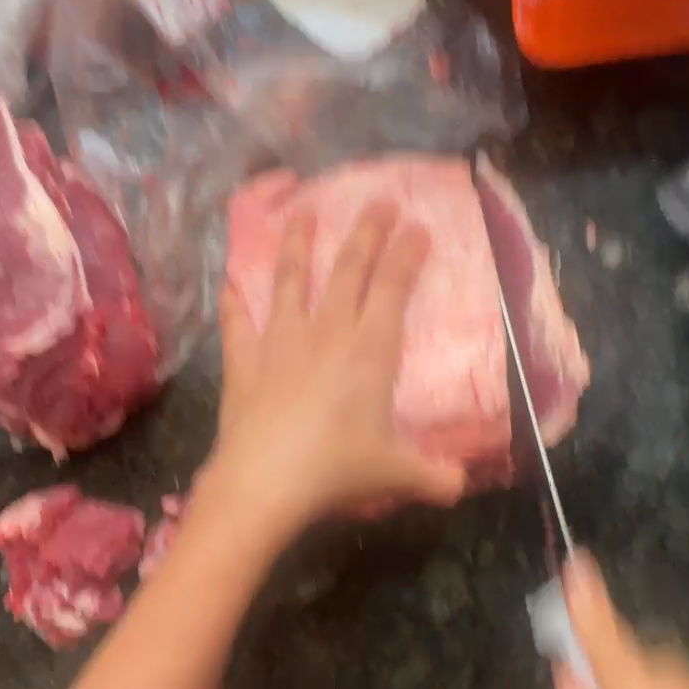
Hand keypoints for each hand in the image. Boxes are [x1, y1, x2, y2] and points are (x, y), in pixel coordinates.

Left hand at [201, 201, 465, 538]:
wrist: (265, 480)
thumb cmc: (335, 470)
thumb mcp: (394, 475)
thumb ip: (432, 478)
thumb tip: (460, 488)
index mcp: (369, 350)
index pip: (393, 288)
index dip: (407, 254)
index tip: (418, 226)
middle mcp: (326, 333)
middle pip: (348, 271)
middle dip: (367, 233)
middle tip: (378, 200)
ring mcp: (280, 342)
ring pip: (290, 281)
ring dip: (298, 245)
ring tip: (303, 214)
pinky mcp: (243, 361)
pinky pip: (236, 324)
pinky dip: (233, 303)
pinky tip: (228, 285)